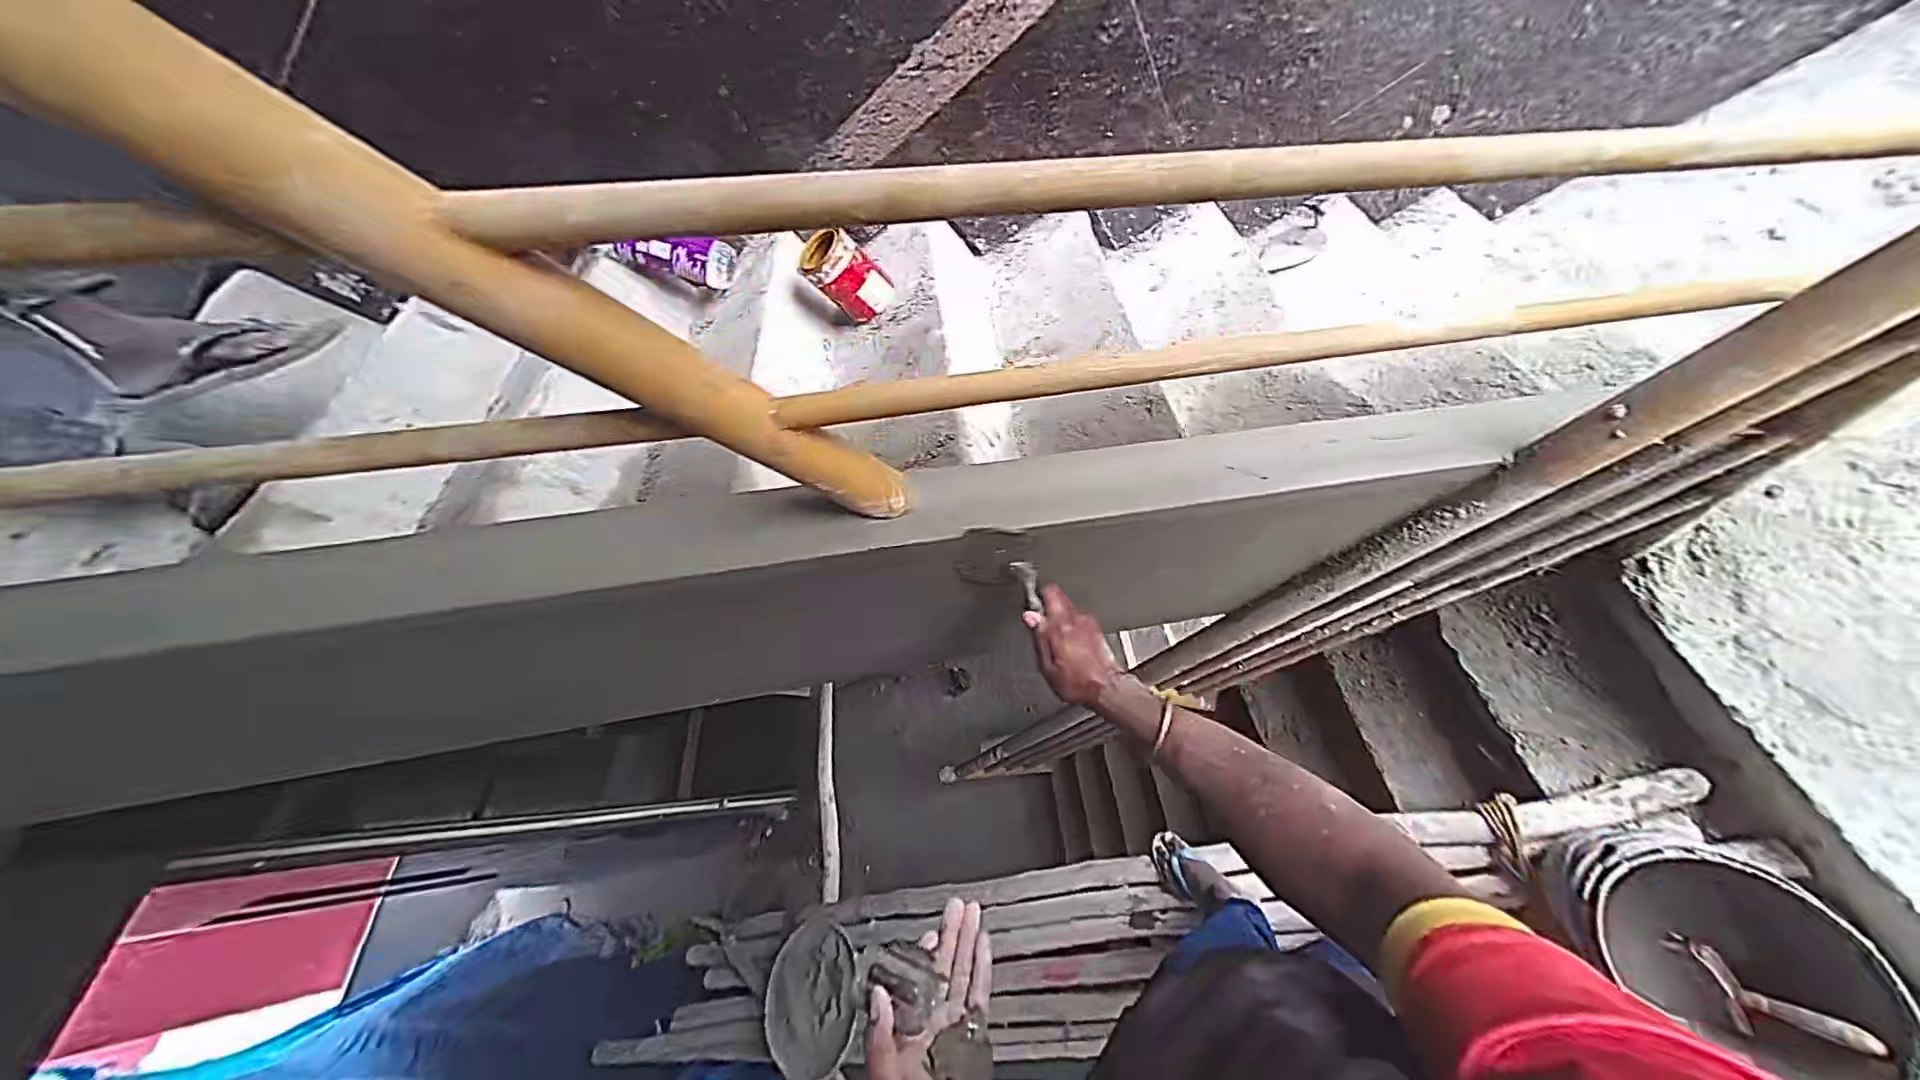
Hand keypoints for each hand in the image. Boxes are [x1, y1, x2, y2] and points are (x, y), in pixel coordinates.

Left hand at [866, 898, 991, 1079]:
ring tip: (975, 915)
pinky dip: (984, 969)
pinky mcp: (974, 1039)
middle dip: (953, 935)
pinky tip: (985, 947)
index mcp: (908, 1027)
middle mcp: (932, 1023)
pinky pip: (981, 998)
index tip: (932, 925)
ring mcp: (954, 1029)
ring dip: (970, 943)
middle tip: (960, 905)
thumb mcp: (883, 1071)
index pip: (918, 978)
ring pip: (964, 976)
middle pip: (945, 970)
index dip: (925, 950)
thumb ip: (880, 1034)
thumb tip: (877, 993)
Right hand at [1023, 583, 1122, 707]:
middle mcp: (1076, 619)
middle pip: (1061, 598)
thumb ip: (1038, 636)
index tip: (1034, 605)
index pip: (1050, 593)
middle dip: (1050, 608)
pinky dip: (1073, 628)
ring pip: (1070, 610)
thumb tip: (1030, 617)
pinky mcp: (1097, 630)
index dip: (1040, 596)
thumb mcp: (1046, 665)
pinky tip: (1071, 646)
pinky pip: (1080, 621)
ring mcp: (1089, 623)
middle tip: (1043, 627)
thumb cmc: (1076, 681)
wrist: (1105, 689)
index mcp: (1060, 625)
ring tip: (1057, 642)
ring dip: (1062, 620)